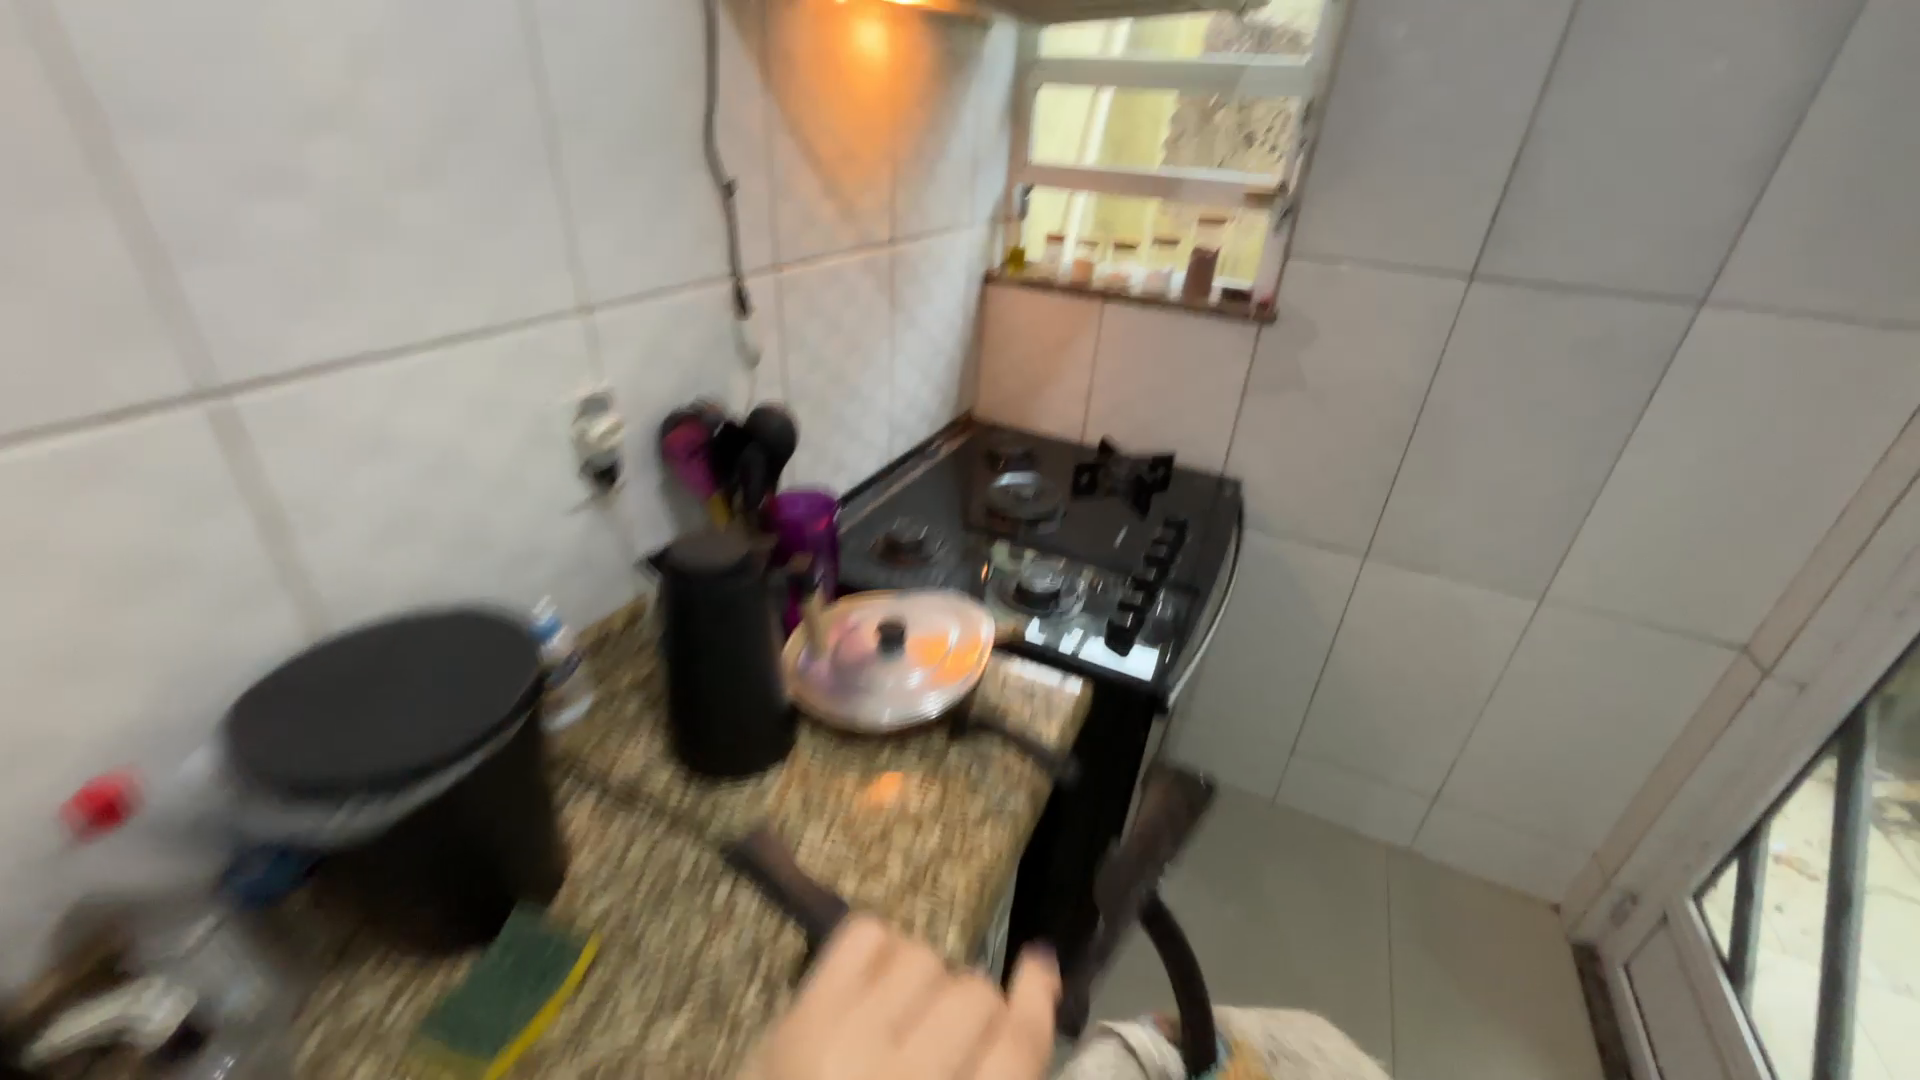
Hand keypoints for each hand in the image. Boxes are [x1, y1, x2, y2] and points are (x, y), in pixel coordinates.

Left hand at [740, 915, 1060, 1079]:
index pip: (1016, 1047)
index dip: (1035, 999)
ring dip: (924, 980)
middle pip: (973, 994)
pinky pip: (867, 934)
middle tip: (943, 1036)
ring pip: (924, 958)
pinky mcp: (802, 1015)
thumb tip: (1034, 984)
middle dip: (970, 1008)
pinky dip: (880, 948)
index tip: (1039, 968)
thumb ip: (989, 1069)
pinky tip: (871, 983)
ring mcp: (846, 1044)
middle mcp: (901, 1079)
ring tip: (900, 1014)